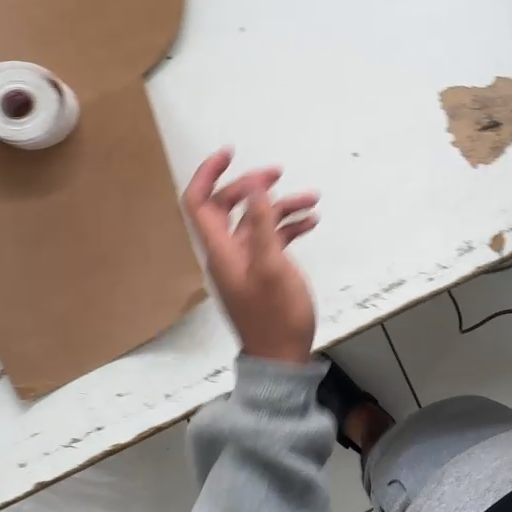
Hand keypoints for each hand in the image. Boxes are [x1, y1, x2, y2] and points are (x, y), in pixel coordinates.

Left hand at [182, 147, 321, 363]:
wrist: (282, 358)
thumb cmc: (275, 314)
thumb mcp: (271, 265)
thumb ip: (262, 222)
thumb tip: (254, 184)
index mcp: (221, 250)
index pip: (199, 202)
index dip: (209, 174)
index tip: (232, 153)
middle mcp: (228, 252)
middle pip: (230, 206)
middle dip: (254, 186)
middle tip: (280, 173)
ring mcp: (246, 262)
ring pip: (258, 220)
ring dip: (281, 206)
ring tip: (312, 200)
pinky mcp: (264, 271)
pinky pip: (272, 238)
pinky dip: (289, 226)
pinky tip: (311, 222)